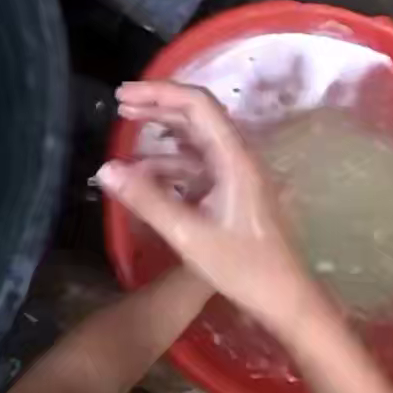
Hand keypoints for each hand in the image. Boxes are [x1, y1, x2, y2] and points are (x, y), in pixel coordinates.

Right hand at [97, 81, 330, 334]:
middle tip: (119, 105)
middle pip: (196, 115)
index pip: (198, 105)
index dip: (159, 92)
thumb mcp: (189, 235)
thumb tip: (106, 168)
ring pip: (196, 139)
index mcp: (234, 158)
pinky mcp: (232, 191)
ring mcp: (236, 173)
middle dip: (157, 105)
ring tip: (127, 129)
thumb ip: (147, 199)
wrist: (286, 300)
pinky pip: (198, 164)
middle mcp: (237, 157)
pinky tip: (145, 170)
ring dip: (162, 132)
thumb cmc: (244, 268)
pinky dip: (170, 161)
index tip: (123, 94)